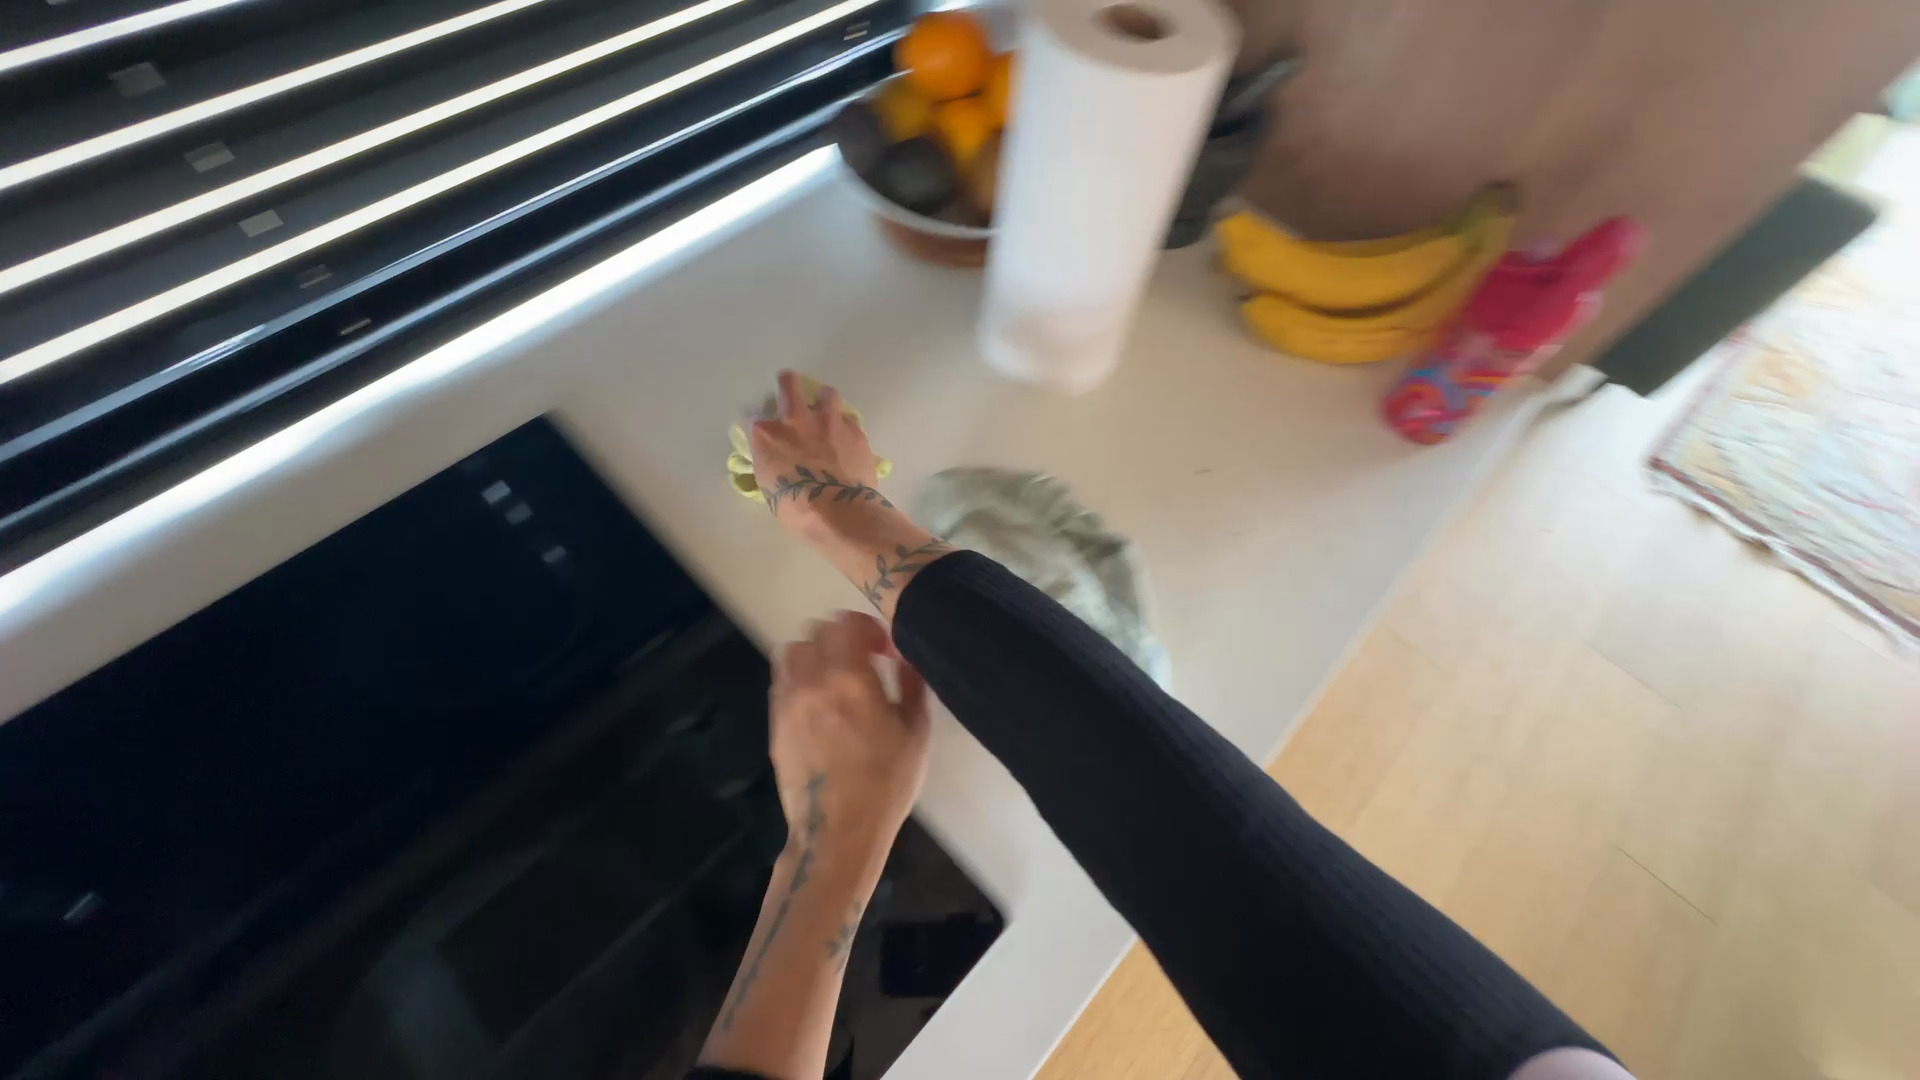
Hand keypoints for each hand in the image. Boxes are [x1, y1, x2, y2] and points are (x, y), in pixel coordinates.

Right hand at [751, 371, 892, 541]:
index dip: (758, 422)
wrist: (838, 512)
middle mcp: (795, 419)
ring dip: (824, 401)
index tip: (762, 428)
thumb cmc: (796, 509)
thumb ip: (770, 462)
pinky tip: (847, 440)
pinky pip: (849, 419)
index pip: (752, 416)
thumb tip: (775, 458)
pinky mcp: (854, 431)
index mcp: (766, 435)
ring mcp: (828, 421)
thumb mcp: (768, 486)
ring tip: (827, 413)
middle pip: (788, 384)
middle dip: (788, 383)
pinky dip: (845, 427)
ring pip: (826, 394)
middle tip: (792, 389)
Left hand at [770, 611, 930, 865]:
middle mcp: (814, 681)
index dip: (868, 628)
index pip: (846, 623)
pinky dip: (800, 677)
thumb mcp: (916, 732)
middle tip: (863, 660)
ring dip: (816, 653)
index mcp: (851, 679)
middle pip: (817, 630)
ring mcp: (789, 701)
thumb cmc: (886, 782)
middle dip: (842, 637)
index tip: (883, 650)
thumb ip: (912, 683)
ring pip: (794, 651)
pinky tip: (819, 702)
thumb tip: (902, 657)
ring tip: (835, 678)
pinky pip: (782, 681)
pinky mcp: (775, 722)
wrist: (838, 831)